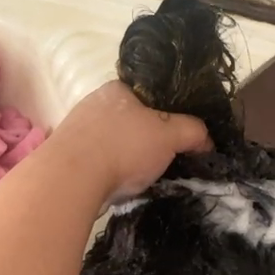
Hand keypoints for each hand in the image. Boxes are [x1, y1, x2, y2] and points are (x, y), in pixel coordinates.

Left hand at [38, 81, 210, 202]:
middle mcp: (95, 104)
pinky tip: (121, 186)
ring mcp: (77, 131)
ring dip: (130, 159)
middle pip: (133, 121)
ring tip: (146, 178)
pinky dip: (112, 173)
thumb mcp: (171, 134)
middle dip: (150, 140)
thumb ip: (194, 132)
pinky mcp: (68, 158)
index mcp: (118, 88)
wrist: (72, 179)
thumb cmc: (124, 147)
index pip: (151, 95)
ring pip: (115, 143)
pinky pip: (100, 162)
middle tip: (167, 160)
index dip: (170, 114)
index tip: (180, 137)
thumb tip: (206, 141)